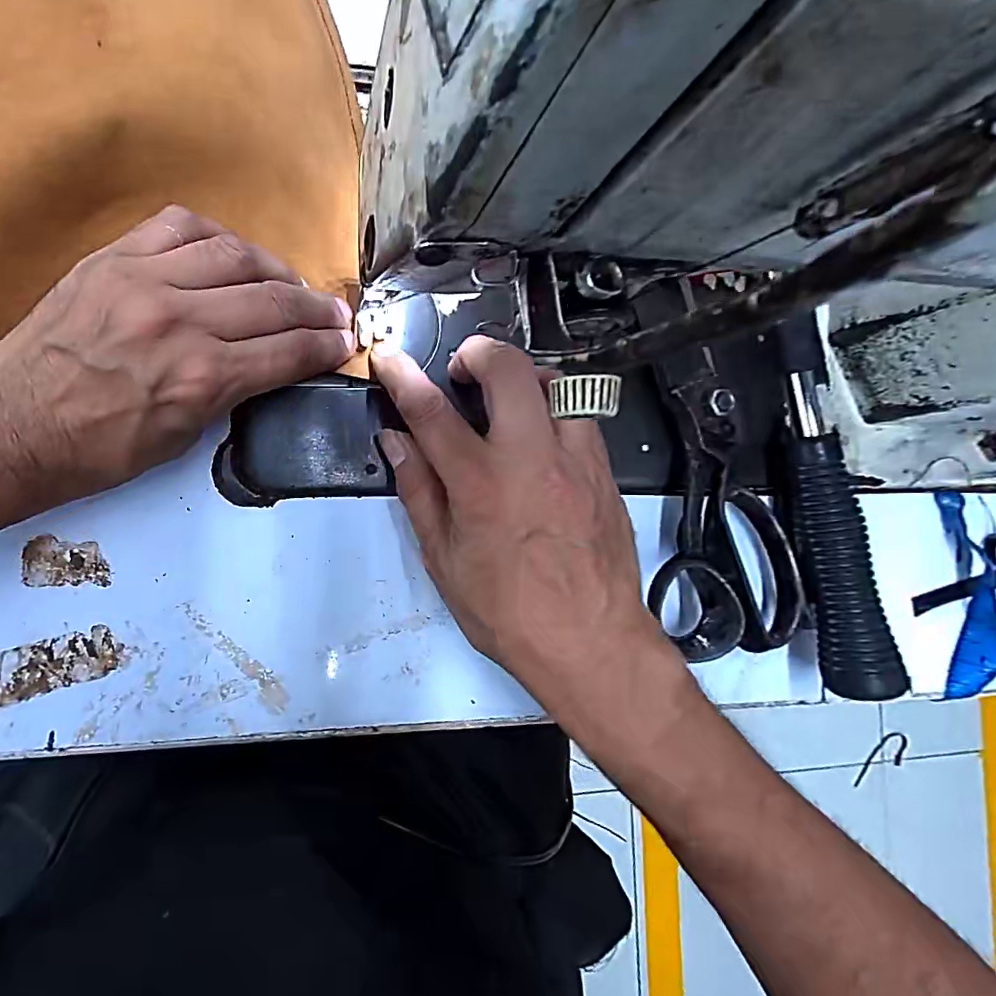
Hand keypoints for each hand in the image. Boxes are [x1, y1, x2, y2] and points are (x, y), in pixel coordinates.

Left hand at [0, 205, 355, 510]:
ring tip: (292, 283)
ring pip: (235, 256)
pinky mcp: (114, 259)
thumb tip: (265, 363)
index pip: (285, 351)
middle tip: (336, 314)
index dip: (325, 347)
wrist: (13, 424)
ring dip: (277, 269)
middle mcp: (181, 322)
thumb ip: (230, 393)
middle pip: (272, 300)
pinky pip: (181, 227)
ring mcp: (145, 281)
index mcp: (201, 379)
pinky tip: (230, 255)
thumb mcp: (181, 438)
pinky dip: (216, 238)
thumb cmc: (98, 449)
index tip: (346, 342)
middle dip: (316, 308)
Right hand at [371, 338, 664, 711]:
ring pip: (557, 383)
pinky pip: (582, 418)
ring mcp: (576, 461)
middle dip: (478, 352)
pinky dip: (556, 414)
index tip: (390, 358)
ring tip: (508, 404)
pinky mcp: (605, 472)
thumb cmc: (509, 612)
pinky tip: (543, 443)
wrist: (591, 642)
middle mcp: (531, 459)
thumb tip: (397, 443)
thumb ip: (420, 491)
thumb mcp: (444, 559)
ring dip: (526, 380)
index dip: (403, 377)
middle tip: (463, 371)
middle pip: (508, 369)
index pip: (431, 411)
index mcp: (481, 484)